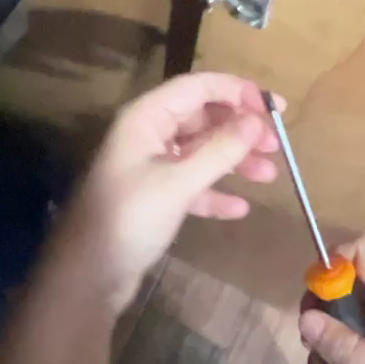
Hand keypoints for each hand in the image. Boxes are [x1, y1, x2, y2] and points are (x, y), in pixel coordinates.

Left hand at [48, 72, 284, 310]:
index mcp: (147, 117)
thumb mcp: (178, 183)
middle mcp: (148, 133)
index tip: (274, 106)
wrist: (87, 276)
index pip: (198, 87)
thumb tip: (256, 121)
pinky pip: (192, 182)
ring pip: (200, 150)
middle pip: (202, 117)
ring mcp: (150, 165)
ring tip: (269, 176)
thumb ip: (219, 150)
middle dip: (240, 128)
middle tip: (277, 146)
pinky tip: (239, 208)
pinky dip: (215, 191)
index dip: (237, 91)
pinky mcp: (154, 196)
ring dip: (233, 159)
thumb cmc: (129, 217)